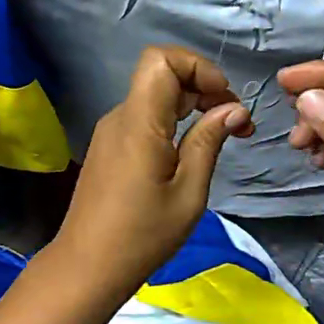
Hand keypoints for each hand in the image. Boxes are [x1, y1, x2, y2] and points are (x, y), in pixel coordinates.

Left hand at [53, 46, 252, 288]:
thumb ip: (208, 142)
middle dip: (203, 87)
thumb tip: (234, 108)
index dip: (197, 66)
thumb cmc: (143, 235)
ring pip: (154, 96)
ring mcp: (111, 131)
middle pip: (161, 74)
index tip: (223, 99)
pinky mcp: (109, 147)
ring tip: (222, 137)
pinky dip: (172, 122)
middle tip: (236, 123)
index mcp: (138, 122)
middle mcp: (120, 117)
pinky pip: (144, 118)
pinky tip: (190, 151)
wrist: (87, 265)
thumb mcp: (189, 192)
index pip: (160, 59)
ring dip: (191, 106)